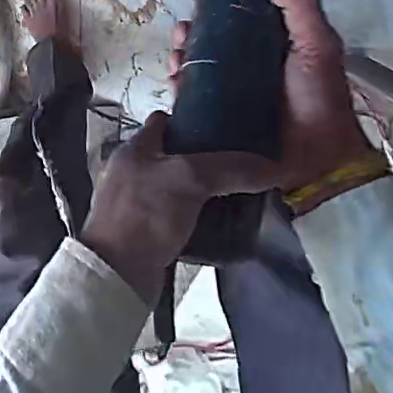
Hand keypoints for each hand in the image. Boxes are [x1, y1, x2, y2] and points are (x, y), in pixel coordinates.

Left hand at [79, 113, 282, 301]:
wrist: (118, 272)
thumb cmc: (145, 213)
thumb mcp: (189, 179)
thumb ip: (229, 168)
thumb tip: (274, 167)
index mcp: (135, 148)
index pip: (165, 121)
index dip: (194, 120)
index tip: (226, 128)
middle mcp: (134, 170)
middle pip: (176, 156)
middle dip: (208, 160)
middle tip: (242, 166)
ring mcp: (139, 202)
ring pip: (180, 188)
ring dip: (207, 192)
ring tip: (241, 195)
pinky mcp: (148, 232)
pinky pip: (180, 217)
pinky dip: (201, 219)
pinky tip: (224, 225)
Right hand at [168, 0, 375, 202]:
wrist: (317, 159)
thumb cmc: (320, 97)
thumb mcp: (318, 44)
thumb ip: (298, 5)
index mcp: (271, 44)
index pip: (237, 17)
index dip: (216, 6)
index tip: (201, 0)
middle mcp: (248, 65)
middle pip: (209, 40)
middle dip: (190, 33)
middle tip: (182, 33)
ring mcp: (230, 92)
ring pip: (194, 65)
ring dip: (179, 56)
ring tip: (176, 57)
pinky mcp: (215, 116)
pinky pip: (188, 95)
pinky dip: (177, 85)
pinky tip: (174, 81)